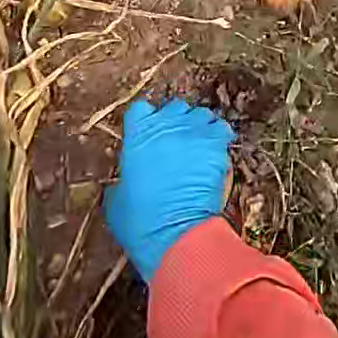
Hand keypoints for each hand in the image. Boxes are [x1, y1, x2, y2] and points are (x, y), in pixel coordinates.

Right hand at [104, 97, 234, 281]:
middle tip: (175, 142)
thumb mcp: (117, 200)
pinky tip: (216, 150)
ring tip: (198, 146)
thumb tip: (125, 182)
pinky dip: (219, 136)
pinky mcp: (216, 142)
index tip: (148, 134)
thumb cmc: (141, 220)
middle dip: (176, 121)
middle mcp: (167, 124)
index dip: (145, 120)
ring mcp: (194, 130)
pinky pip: (221, 128)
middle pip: (174, 107)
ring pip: (200, 114)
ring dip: (198, 127)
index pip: (140, 110)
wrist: (176, 230)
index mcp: (138, 134)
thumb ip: (122, 180)